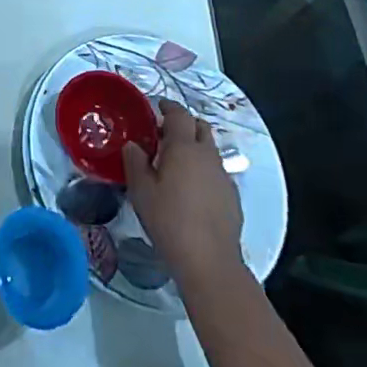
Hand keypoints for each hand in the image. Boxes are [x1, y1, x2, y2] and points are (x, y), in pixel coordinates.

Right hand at [122, 100, 244, 285]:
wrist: (209, 260)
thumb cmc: (169, 219)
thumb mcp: (141, 190)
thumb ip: (135, 161)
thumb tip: (134, 146)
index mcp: (185, 147)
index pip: (179, 114)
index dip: (168, 107)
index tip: (157, 106)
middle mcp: (208, 155)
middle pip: (200, 127)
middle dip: (184, 124)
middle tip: (164, 134)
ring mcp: (224, 176)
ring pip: (210, 150)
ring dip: (194, 148)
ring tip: (175, 164)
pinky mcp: (232, 196)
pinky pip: (216, 172)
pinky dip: (203, 170)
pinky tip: (191, 190)